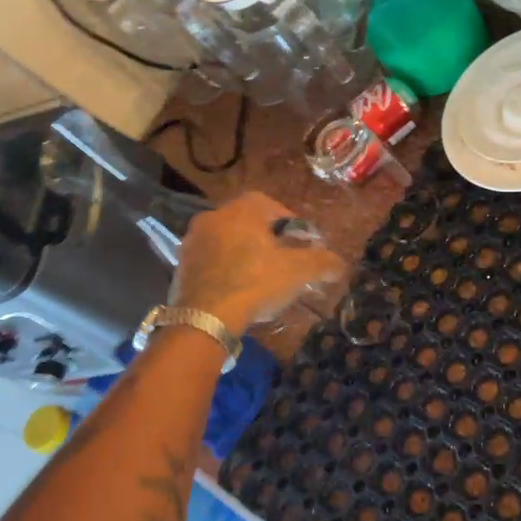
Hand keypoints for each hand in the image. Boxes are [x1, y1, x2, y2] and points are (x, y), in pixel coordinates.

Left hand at [173, 193, 344, 333]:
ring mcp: (193, 242)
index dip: (288, 219)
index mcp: (240, 211)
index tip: (300, 241)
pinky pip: (211, 259)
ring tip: (261, 275)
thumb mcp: (298, 272)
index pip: (268, 203)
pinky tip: (238, 287)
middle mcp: (212, 218)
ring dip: (244, 251)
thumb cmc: (255, 283)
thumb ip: (322, 262)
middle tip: (283, 258)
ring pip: (227, 239)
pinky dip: (226, 267)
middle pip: (246, 221)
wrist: (205, 317)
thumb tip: (339, 263)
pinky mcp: (181, 265)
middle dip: (266, 236)